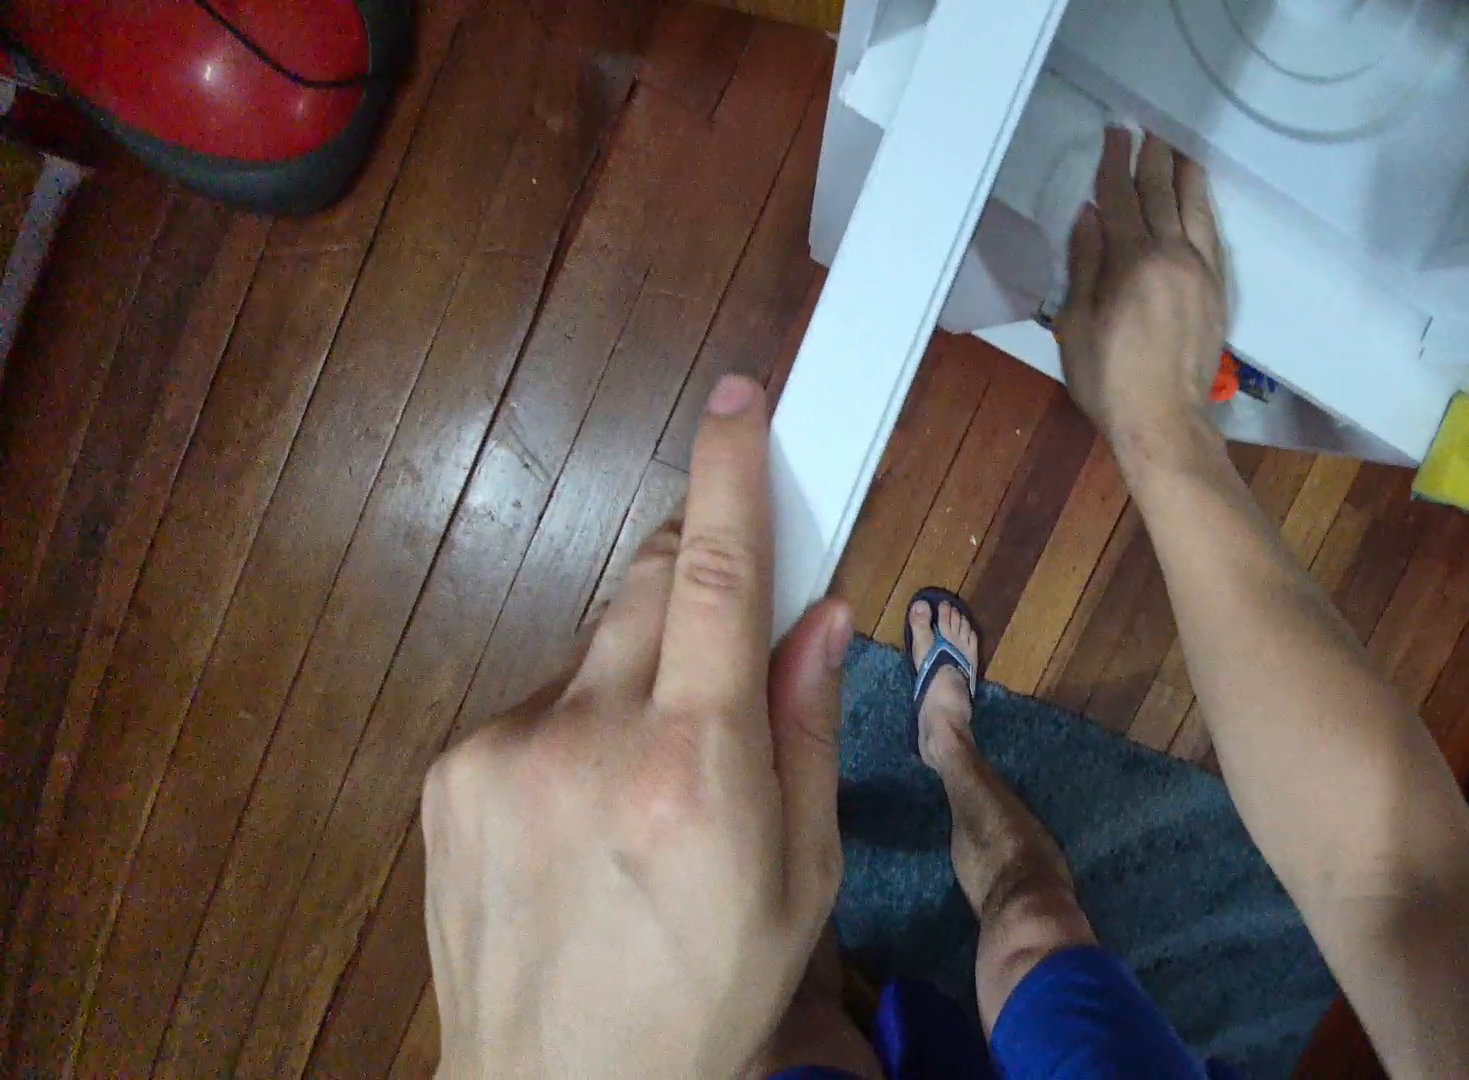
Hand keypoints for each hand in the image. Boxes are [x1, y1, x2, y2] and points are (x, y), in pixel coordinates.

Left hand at [422, 375, 853, 1077]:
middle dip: (698, 565)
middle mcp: (586, 740)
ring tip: (664, 749)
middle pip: (649, 576)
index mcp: (695, 768)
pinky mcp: (452, 770)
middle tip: (733, 615)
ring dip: (648, 654)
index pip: (716, 579)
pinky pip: (550, 689)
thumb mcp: (805, 868)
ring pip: (601, 637)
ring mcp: (501, 751)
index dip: (732, 476)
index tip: (742, 401)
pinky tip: (600, 785)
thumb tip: (820, 616)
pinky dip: (593, 703)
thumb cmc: (716, 983)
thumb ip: (808, 726)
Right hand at [1056, 129, 1226, 463]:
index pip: (1121, 200)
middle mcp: (1170, 255)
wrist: (1164, 418)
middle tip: (1146, 130)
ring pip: (1193, 207)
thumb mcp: (1075, 327)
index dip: (1114, 165)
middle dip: (1150, 158)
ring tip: (1177, 147)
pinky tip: (1199, 196)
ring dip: (1183, 173)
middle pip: (1160, 194)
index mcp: (1130, 263)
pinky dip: (1204, 206)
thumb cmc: (1108, 379)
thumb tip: (1088, 216)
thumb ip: (1084, 267)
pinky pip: (1213, 233)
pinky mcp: (1217, 288)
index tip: (1114, 134)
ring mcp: (1200, 270)